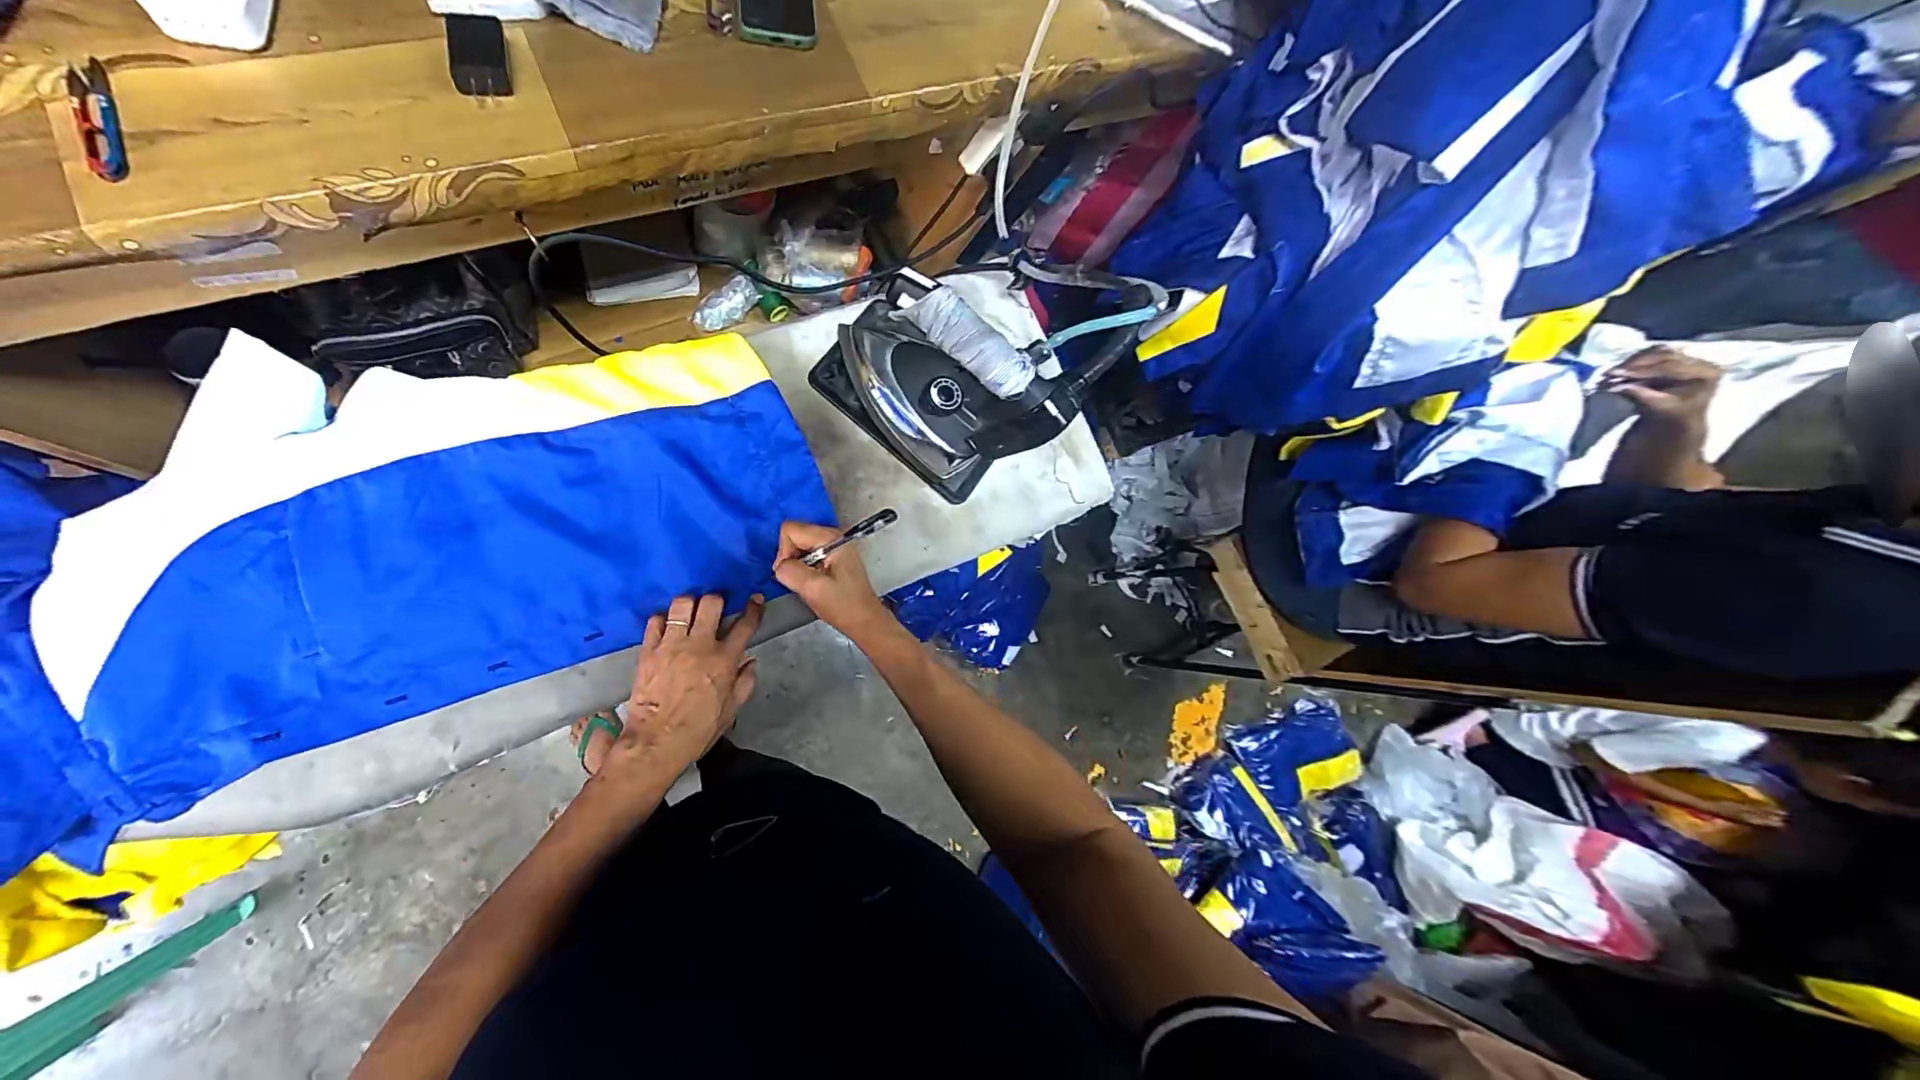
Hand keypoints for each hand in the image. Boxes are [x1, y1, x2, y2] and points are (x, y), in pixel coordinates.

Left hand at [593, 594, 762, 799]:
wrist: (657, 742)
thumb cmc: (699, 729)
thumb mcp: (732, 709)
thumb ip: (745, 682)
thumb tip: (751, 661)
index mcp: (725, 660)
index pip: (745, 624)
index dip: (753, 608)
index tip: (755, 599)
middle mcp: (699, 646)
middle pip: (712, 603)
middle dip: (717, 599)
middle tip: (716, 606)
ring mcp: (671, 646)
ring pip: (682, 605)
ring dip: (690, 604)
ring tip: (690, 610)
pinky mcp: (649, 651)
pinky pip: (655, 622)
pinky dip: (663, 619)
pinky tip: (667, 626)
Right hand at [773, 520, 896, 641]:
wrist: (865, 620)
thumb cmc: (843, 605)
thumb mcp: (813, 588)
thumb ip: (790, 571)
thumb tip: (780, 566)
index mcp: (831, 538)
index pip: (791, 530)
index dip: (784, 552)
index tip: (793, 573)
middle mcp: (833, 536)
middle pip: (795, 535)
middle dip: (790, 558)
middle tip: (801, 581)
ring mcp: (834, 545)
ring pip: (800, 546)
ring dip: (797, 565)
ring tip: (809, 583)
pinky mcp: (833, 556)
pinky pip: (808, 555)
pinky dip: (804, 568)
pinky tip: (814, 582)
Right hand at [1607, 347, 1720, 426]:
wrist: (1683, 416)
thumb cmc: (1673, 414)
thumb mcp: (1659, 407)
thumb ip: (1641, 395)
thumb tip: (1616, 386)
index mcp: (1706, 374)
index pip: (1669, 367)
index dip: (1640, 370)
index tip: (1615, 374)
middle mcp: (1703, 361)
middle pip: (1665, 356)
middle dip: (1636, 363)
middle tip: (1611, 371)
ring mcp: (1693, 357)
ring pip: (1660, 351)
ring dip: (1635, 359)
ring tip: (1616, 369)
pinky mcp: (1683, 356)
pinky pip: (1658, 351)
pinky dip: (1639, 357)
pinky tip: (1625, 364)